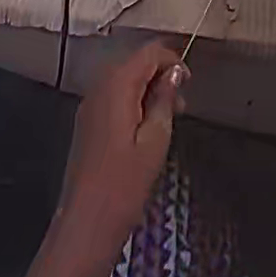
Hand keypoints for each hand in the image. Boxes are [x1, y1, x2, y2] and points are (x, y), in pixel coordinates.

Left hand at [56, 41, 187, 247]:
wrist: (86, 223)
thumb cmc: (124, 184)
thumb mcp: (155, 141)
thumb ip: (164, 100)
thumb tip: (174, 73)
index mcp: (116, 85)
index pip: (147, 53)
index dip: (171, 60)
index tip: (189, 83)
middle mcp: (99, 86)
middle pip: (134, 63)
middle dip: (160, 75)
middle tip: (181, 105)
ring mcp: (90, 104)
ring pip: (123, 80)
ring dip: (147, 89)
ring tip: (168, 117)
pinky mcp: (87, 121)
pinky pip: (113, 97)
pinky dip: (133, 102)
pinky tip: (146, 127)